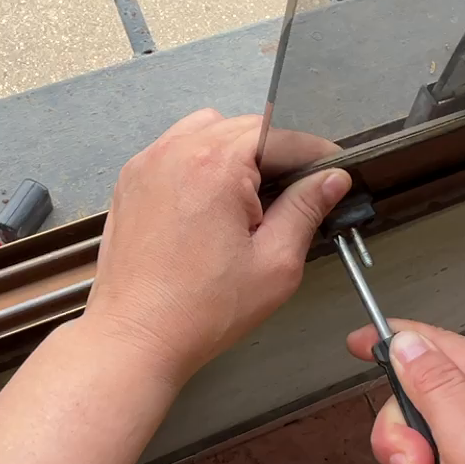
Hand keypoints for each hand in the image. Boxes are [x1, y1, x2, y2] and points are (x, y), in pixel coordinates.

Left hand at [84, 110, 349, 385]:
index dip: (315, 152)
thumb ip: (305, 210)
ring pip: (207, 129)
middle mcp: (177, 151)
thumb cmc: (202, 310)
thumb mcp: (274, 262)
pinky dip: (200, 159)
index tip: (333, 169)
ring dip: (236, 150)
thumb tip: (331, 179)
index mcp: (216, 165)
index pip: (281, 136)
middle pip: (243, 127)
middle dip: (277, 151)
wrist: (135, 336)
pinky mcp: (131, 180)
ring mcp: (148, 163)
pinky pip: (175, 148)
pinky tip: (211, 199)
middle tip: (298, 189)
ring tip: (250, 195)